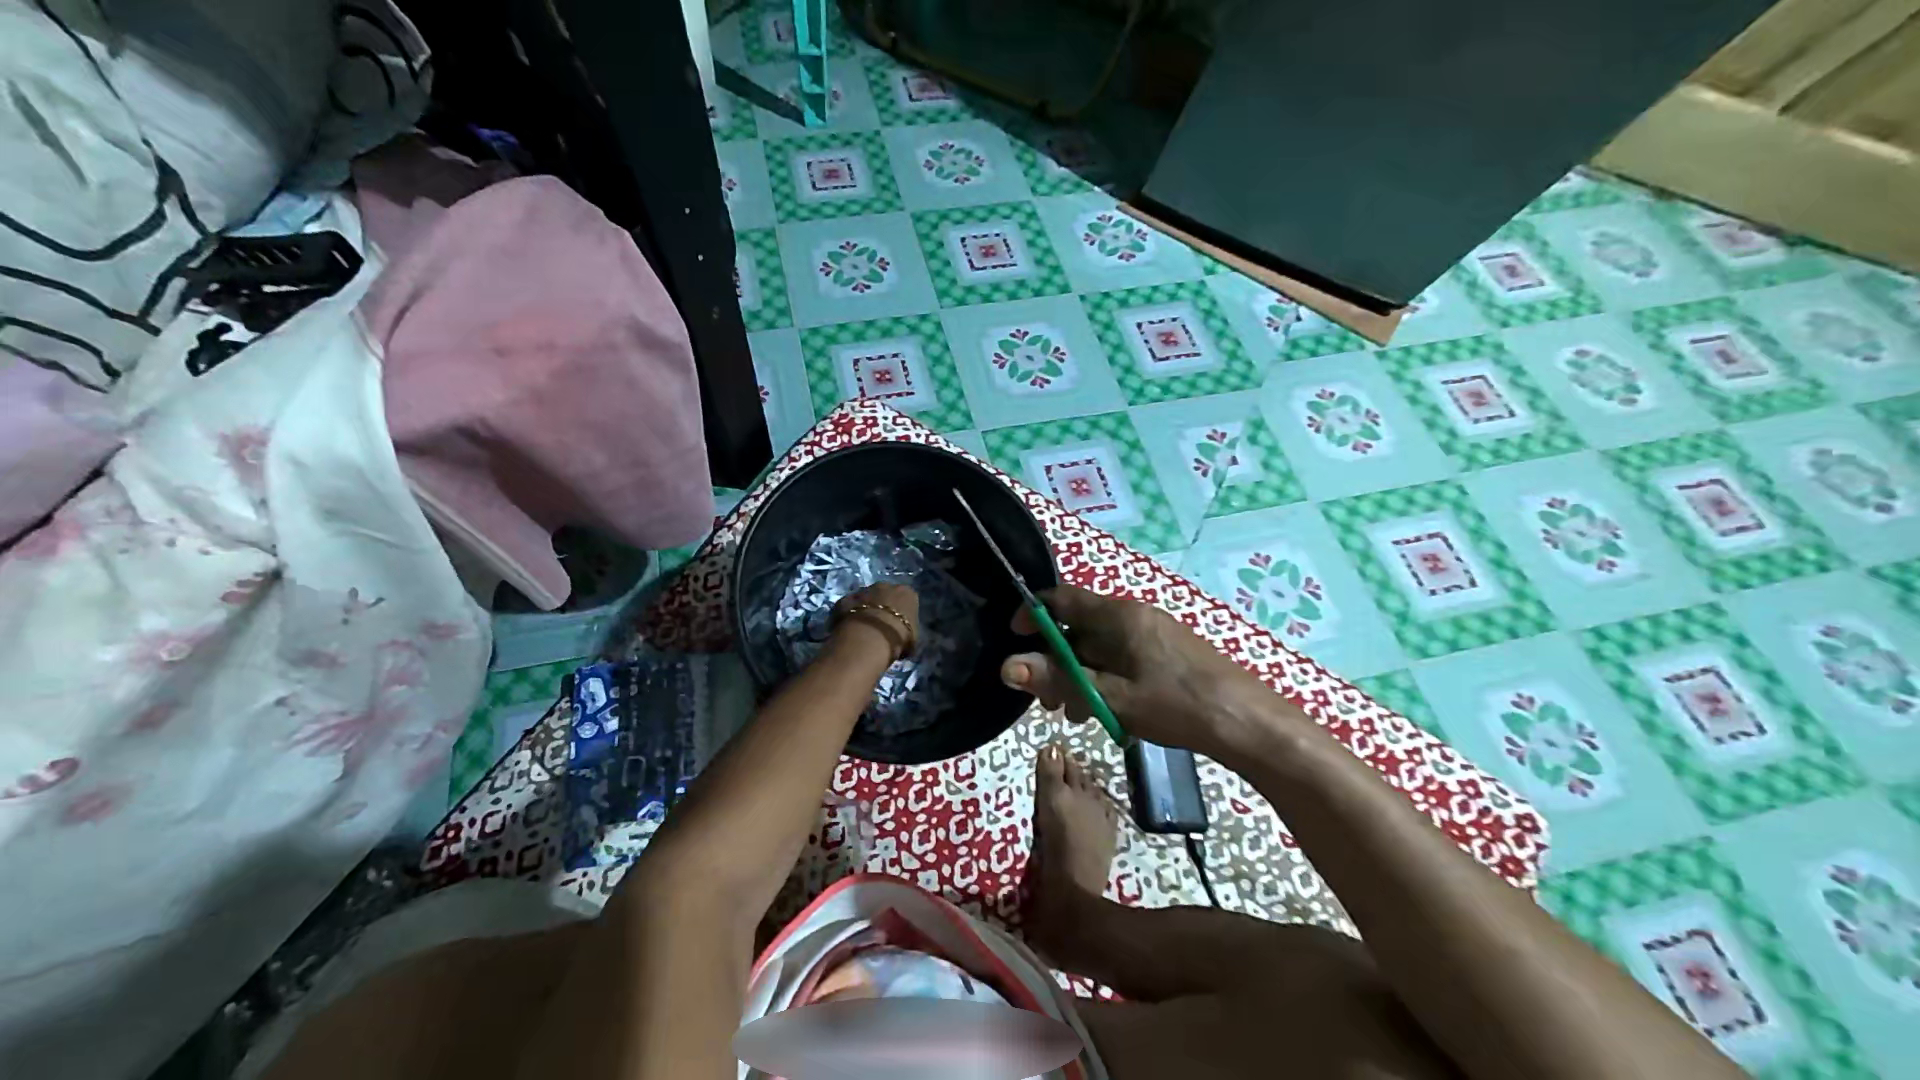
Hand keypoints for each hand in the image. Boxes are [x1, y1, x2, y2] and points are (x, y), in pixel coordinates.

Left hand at [831, 583, 919, 662]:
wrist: (867, 639)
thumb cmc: (897, 638)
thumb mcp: (913, 639)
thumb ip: (909, 632)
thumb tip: (905, 637)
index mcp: (906, 593)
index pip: (907, 599)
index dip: (903, 613)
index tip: (899, 626)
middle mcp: (885, 585)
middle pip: (885, 594)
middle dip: (882, 606)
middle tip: (880, 627)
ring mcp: (862, 590)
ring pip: (865, 598)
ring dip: (865, 609)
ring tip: (863, 630)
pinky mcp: (844, 599)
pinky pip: (848, 606)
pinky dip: (848, 615)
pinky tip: (849, 630)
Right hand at [1000, 585, 1292, 759]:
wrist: (1247, 724)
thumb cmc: (1176, 704)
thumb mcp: (1110, 696)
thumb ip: (1059, 681)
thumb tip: (1007, 667)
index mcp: (1120, 615)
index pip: (1063, 597)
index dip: (1033, 613)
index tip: (1012, 639)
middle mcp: (1134, 616)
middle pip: (1079, 626)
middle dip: (1055, 660)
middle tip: (1045, 699)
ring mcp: (1153, 635)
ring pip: (1100, 648)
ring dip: (1079, 676)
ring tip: (1075, 714)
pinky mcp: (1167, 655)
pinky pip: (1122, 659)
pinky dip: (1104, 680)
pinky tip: (1107, 712)